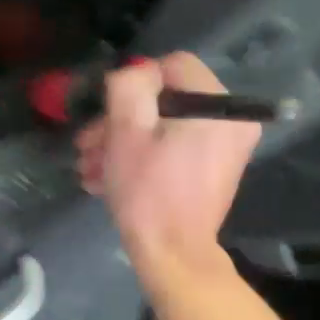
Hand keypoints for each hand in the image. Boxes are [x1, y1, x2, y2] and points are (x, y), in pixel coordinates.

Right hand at [75, 53, 260, 285]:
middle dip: (120, 121)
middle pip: (166, 100)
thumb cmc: (147, 194)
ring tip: (92, 168)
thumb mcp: (126, 135)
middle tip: (88, 147)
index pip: (174, 65)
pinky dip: (143, 156)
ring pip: (165, 125)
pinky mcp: (214, 168)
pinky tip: (111, 178)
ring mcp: (226, 146)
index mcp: (217, 106)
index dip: (132, 84)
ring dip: (123, 142)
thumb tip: (132, 75)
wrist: (172, 254)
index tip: (106, 116)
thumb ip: (128, 89)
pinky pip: (174, 147)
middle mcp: (232, 119)